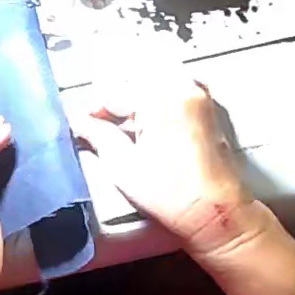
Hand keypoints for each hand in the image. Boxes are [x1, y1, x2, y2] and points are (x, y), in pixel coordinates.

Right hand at [68, 74, 268, 258]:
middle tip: (103, 126)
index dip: (94, 110)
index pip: (113, 91)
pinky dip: (156, 103)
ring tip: (126, 130)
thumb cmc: (173, 194)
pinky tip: (149, 128)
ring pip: (153, 83)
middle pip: (134, 81)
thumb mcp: (121, 164)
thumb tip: (78, 122)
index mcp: (159, 97)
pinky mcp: (208, 108)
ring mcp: (199, 96)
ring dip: (135, 101)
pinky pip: (173, 92)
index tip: (86, 126)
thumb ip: (96, 134)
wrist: (216, 212)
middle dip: (115, 102)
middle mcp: (182, 88)